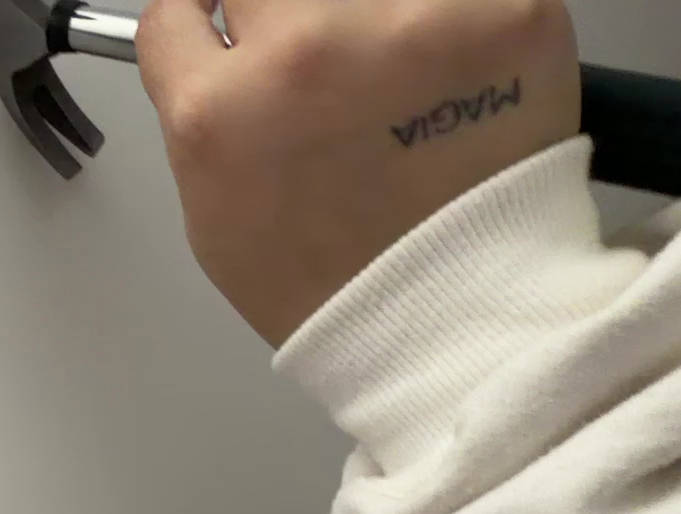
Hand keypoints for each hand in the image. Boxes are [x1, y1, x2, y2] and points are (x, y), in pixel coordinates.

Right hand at [137, 0, 581, 344]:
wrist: (438, 314)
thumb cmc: (315, 281)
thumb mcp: (212, 215)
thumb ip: (203, 119)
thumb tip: (215, 52)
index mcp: (216, 114)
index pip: (174, 9)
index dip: (192, 20)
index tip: (213, 26)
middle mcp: (299, 53)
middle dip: (268, 9)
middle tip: (299, 56)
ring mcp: (407, 19)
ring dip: (354, 15)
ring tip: (377, 74)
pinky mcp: (506, 6)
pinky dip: (434, 19)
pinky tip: (436, 74)